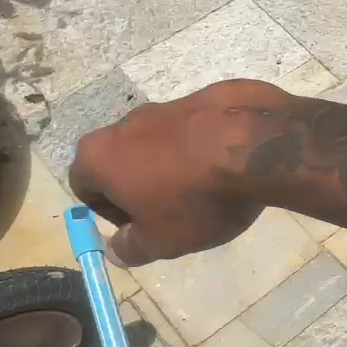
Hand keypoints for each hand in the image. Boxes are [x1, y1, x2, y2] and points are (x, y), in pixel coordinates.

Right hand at [66, 79, 291, 264]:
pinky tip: (240, 163)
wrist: (261, 148)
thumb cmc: (199, 200)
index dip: (112, 214)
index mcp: (100, 154)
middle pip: (126, 160)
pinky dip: (213, 145)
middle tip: (182, 210)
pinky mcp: (213, 97)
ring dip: (181, 164)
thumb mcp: (163, 241)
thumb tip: (117, 249)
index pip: (86, 187)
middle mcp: (128, 121)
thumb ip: (132, 247)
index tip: (146, 227)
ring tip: (216, 187)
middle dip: (147, 187)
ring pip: (166, 141)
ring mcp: (172, 104)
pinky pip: (204, 128)